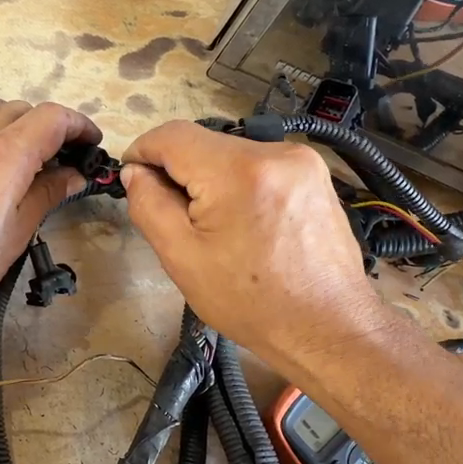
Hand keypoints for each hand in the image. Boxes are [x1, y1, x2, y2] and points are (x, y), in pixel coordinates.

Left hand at [0, 95, 99, 320]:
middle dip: (46, 124)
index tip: (90, 142)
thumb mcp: (20, 229)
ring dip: (1, 113)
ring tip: (12, 138)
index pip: (52, 118)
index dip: (78, 124)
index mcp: (8, 153)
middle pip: (18, 108)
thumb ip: (48, 193)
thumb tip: (73, 174)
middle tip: (58, 154)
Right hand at [120, 121, 390, 366]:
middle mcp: (275, 152)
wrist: (329, 328)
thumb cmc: (250, 301)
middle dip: (177, 173)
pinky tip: (242, 223)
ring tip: (213, 227)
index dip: (142, 153)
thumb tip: (135, 171)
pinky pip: (256, 165)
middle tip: (174, 219)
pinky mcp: (313, 174)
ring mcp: (301, 161)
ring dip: (207, 179)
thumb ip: (148, 204)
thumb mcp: (181, 257)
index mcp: (238, 171)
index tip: (133, 182)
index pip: (171, 135)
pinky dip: (236, 184)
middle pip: (201, 143)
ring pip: (228, 153)